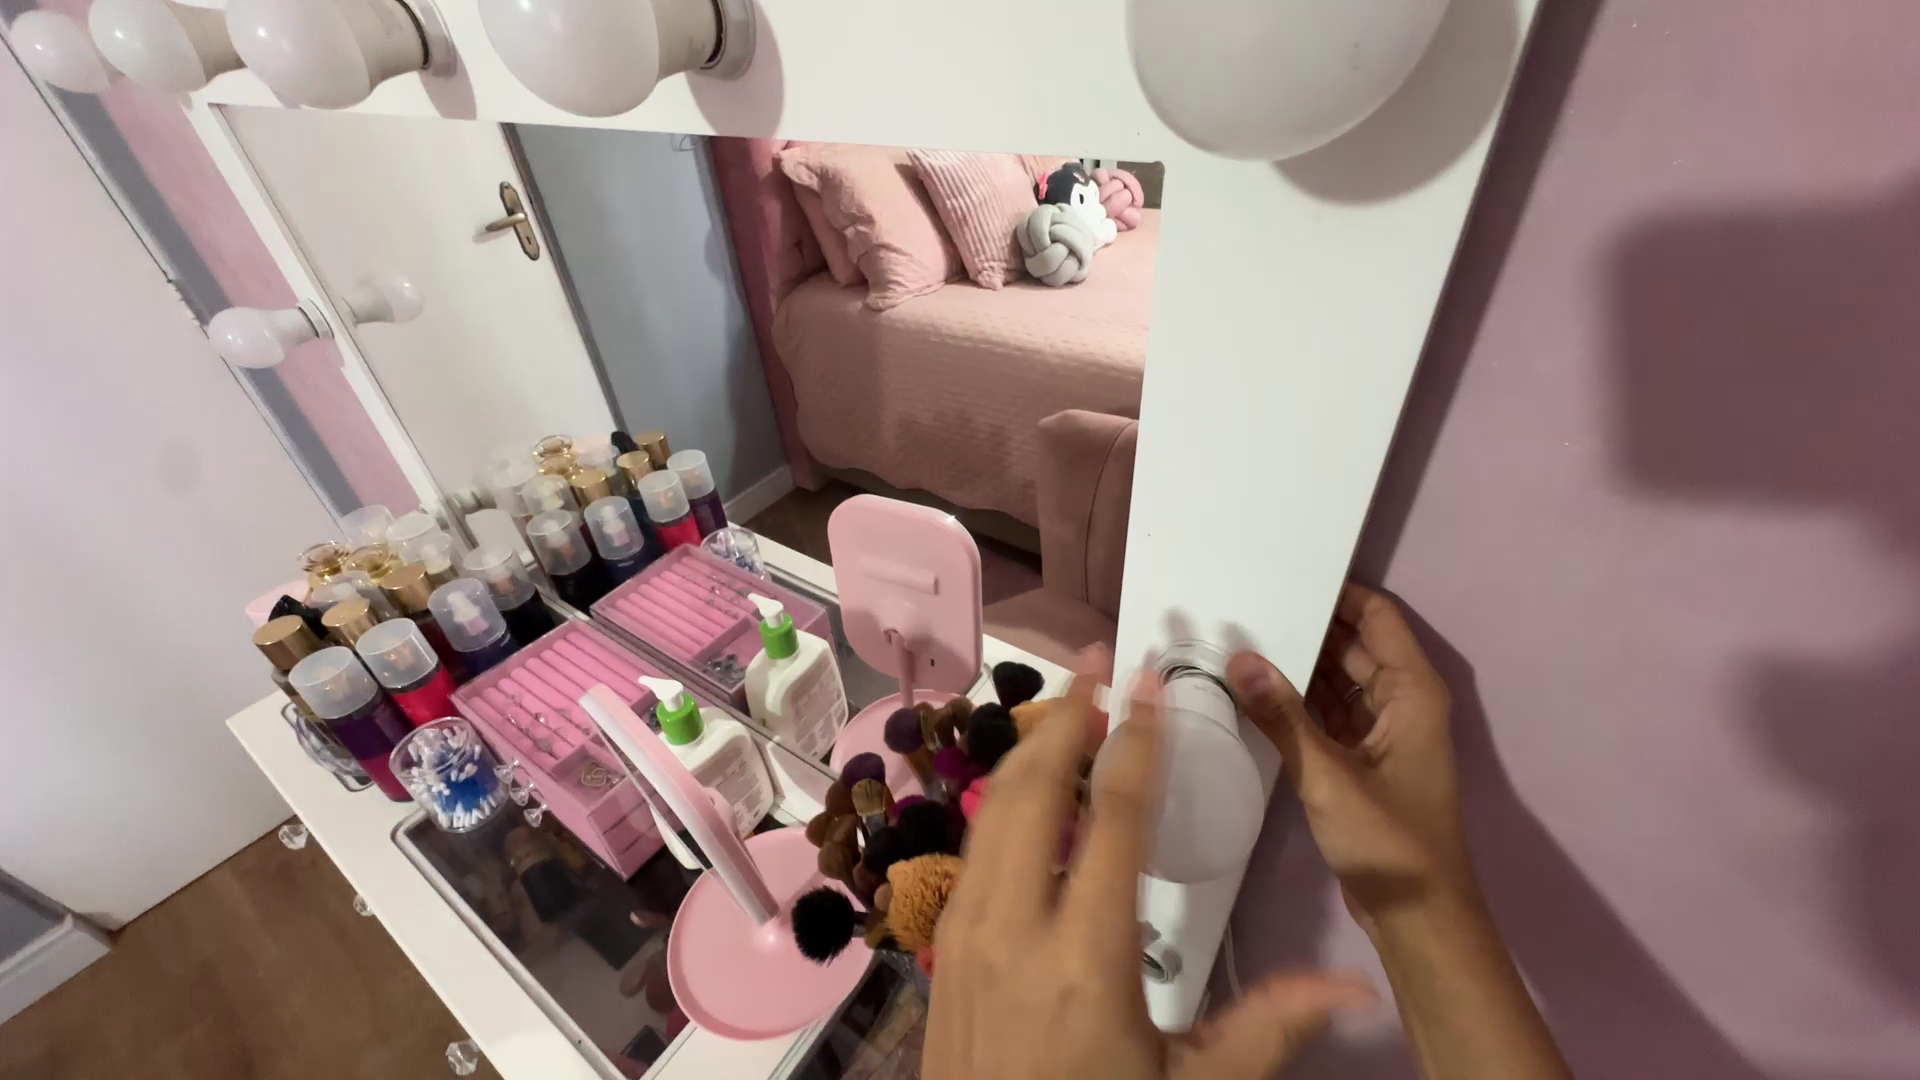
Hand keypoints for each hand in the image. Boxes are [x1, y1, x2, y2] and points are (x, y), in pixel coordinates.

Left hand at [927, 648, 1376, 1079]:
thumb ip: (1269, 1027)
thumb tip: (1358, 985)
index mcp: (1088, 957)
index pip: (1113, 815)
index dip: (1135, 739)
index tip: (1147, 681)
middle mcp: (1015, 922)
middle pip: (1035, 785)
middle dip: (1068, 713)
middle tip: (1098, 661)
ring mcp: (967, 924)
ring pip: (996, 803)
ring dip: (1032, 743)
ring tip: (1068, 699)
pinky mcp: (945, 936)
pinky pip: (978, 840)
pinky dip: (1006, 792)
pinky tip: (1032, 778)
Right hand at [1228, 582, 1474, 925]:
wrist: (1416, 916)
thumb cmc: (1388, 840)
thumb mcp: (1328, 774)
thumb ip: (1282, 714)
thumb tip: (1238, 657)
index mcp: (1410, 691)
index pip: (1376, 616)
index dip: (1336, 591)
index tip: (1284, 573)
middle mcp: (1398, 700)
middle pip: (1350, 642)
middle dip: (1305, 623)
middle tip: (1245, 603)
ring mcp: (1377, 728)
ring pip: (1333, 676)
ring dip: (1295, 661)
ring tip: (1238, 636)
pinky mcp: (1357, 754)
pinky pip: (1324, 707)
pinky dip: (1294, 696)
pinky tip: (1252, 686)